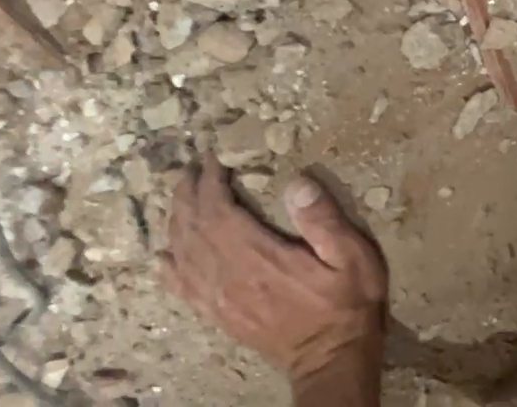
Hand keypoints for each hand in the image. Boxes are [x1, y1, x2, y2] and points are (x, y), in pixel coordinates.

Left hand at [160, 155, 387, 390]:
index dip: (211, 185)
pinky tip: (164, 257)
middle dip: (188, 198)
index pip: (221, 215)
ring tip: (177, 198)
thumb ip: (324, 220)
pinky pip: (184, 289)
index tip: (213, 158)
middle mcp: (232, 279)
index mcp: (261, 259)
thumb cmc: (349, 301)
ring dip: (176, 225)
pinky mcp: (222, 316)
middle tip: (188, 169)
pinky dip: (170, 268)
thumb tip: (296, 182)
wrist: (333, 357)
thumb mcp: (352, 255)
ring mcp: (222, 301)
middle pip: (195, 232)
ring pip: (184, 257)